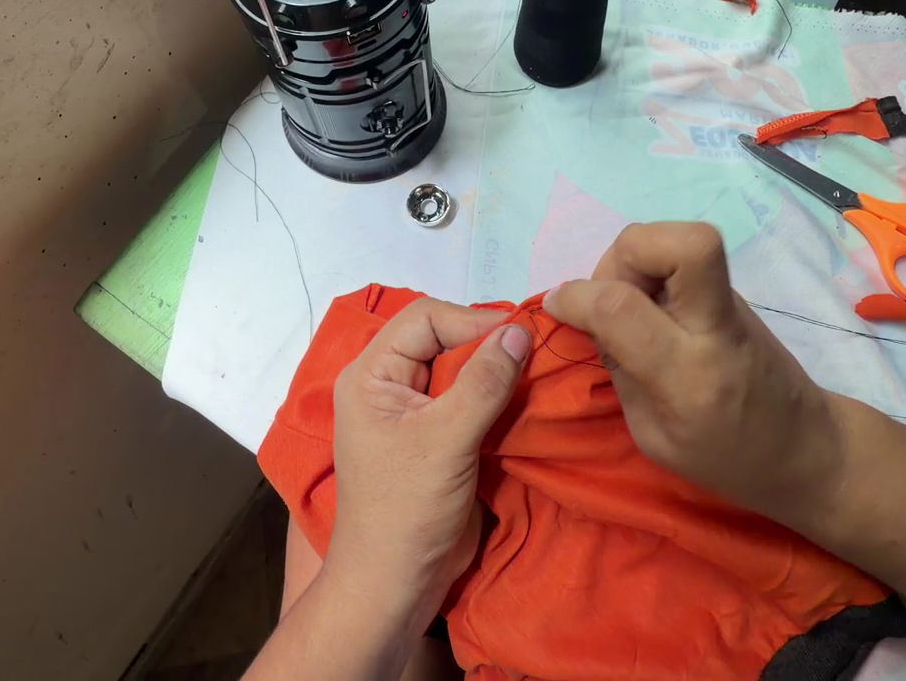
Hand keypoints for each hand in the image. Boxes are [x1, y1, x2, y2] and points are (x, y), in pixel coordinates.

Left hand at [322, 297, 531, 626]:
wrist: (395, 586)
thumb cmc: (407, 510)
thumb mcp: (446, 441)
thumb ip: (483, 383)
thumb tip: (519, 330)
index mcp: (372, 374)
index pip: (425, 319)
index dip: (472, 320)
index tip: (519, 335)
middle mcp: (389, 382)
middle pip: (442, 337)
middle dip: (485, 341)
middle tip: (531, 350)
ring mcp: (413, 408)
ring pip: (458, 365)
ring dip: (494, 367)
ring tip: (533, 369)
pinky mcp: (436, 432)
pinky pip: (468, 395)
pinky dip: (495, 393)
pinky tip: (523, 397)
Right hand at [544, 222, 844, 523]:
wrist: (808, 450)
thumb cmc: (726, 460)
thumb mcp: (652, 436)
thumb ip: (619, 369)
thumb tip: (587, 316)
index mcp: (688, 376)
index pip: (620, 308)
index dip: (575, 297)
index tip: (557, 306)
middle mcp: (715, 327)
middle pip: (679, 244)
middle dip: (623, 255)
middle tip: (611, 295)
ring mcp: (733, 302)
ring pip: (679, 236)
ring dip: (636, 257)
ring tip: (631, 300)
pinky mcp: (735, 291)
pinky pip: (682, 253)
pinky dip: (651, 265)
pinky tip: (652, 304)